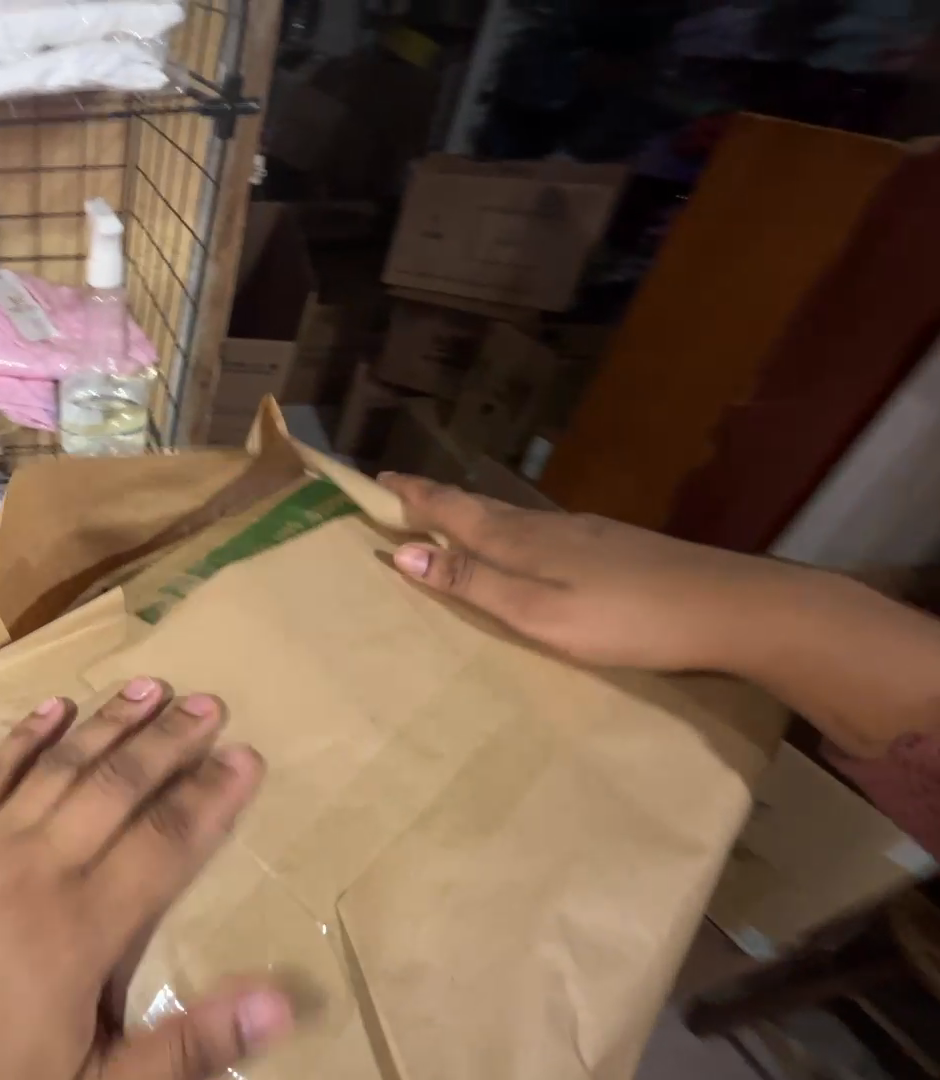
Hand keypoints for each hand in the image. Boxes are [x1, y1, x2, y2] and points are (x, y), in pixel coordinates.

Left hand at [0, 678, 291, 1079]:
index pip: (164, 844)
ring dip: (106, 723)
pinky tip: (54, 704)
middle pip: (115, 788)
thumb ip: (191, 1044)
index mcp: (81, 928)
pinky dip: (23, 736)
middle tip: (207, 702)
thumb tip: (281, 1003)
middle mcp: (35, 869)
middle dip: (167, 743)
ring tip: (146, 685)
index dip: (210, 798)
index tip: (245, 756)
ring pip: (57, 767)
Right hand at [377, 473, 799, 672]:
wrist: (740, 608)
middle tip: (399, 492)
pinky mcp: (610, 543)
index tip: (375, 480)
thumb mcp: (536, 612)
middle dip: (432, 498)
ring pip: (508, 515)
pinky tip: (517, 542)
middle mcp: (542, 526)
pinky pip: (536, 528)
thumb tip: (399, 551)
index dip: (410, 495)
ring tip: (445, 516)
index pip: (449, 509)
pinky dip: (505, 528)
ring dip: (468, 512)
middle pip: (475, 504)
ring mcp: (581, 532)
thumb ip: (470, 582)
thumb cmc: (626, 617)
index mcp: (517, 541)